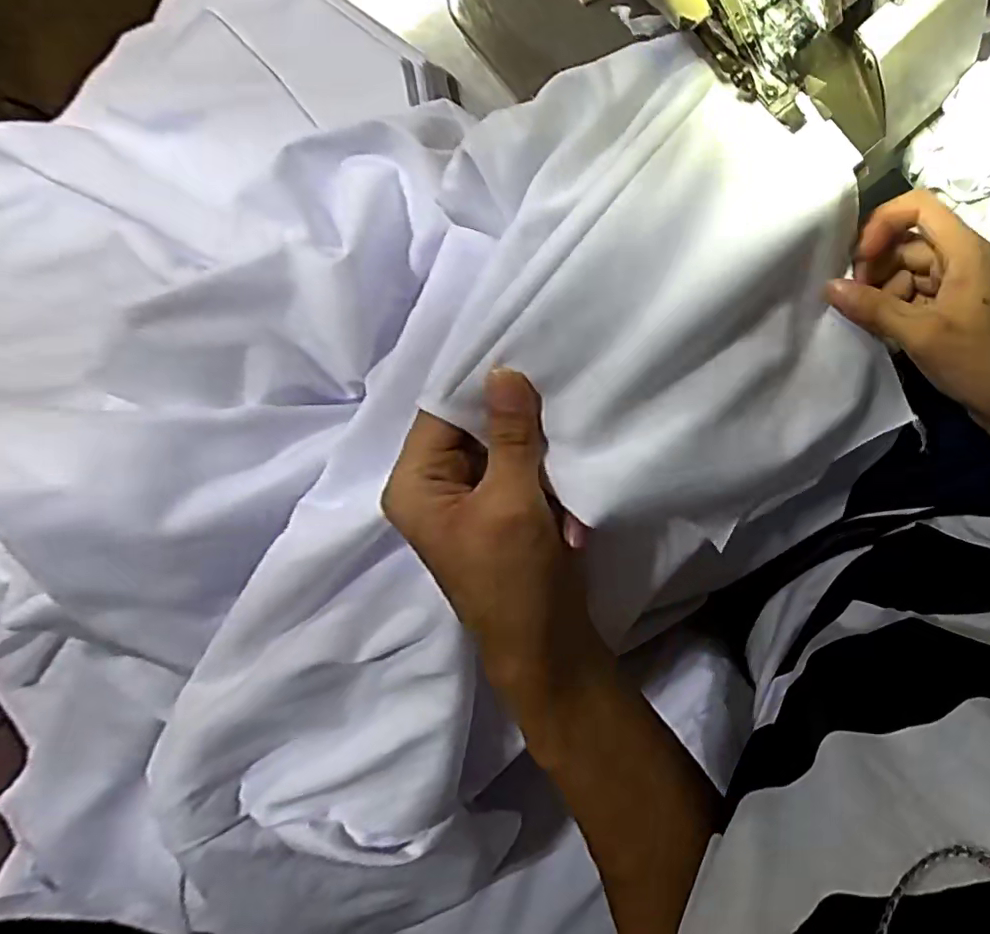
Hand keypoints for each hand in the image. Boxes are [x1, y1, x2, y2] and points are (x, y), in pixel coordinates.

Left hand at [383, 368, 607, 705]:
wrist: (547, 639)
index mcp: (417, 483)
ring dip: (538, 440)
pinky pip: (526, 467)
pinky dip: (549, 463)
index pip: (441, 413)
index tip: (526, 350)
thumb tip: (504, 372)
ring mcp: (478, 497)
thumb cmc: (514, 575)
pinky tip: (571, 457)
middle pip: (476, 426)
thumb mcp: (511, 501)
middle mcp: (440, 484)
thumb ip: (510, 437)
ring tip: (570, 415)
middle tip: (558, 376)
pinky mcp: (511, 507)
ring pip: (507, 445)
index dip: (480, 384)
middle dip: (517, 411)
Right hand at [826, 190, 989, 439]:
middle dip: (878, 264)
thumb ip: (873, 307)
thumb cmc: (976, 363)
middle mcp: (964, 257)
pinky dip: (899, 305)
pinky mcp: (957, 307)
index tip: (859, 258)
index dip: (882, 223)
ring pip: (911, 269)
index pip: (917, 206)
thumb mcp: (919, 334)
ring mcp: (962, 283)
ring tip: (869, 319)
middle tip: (855, 298)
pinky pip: (920, 292)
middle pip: (909, 241)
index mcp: (964, 249)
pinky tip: (884, 329)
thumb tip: (828, 287)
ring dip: (886, 289)